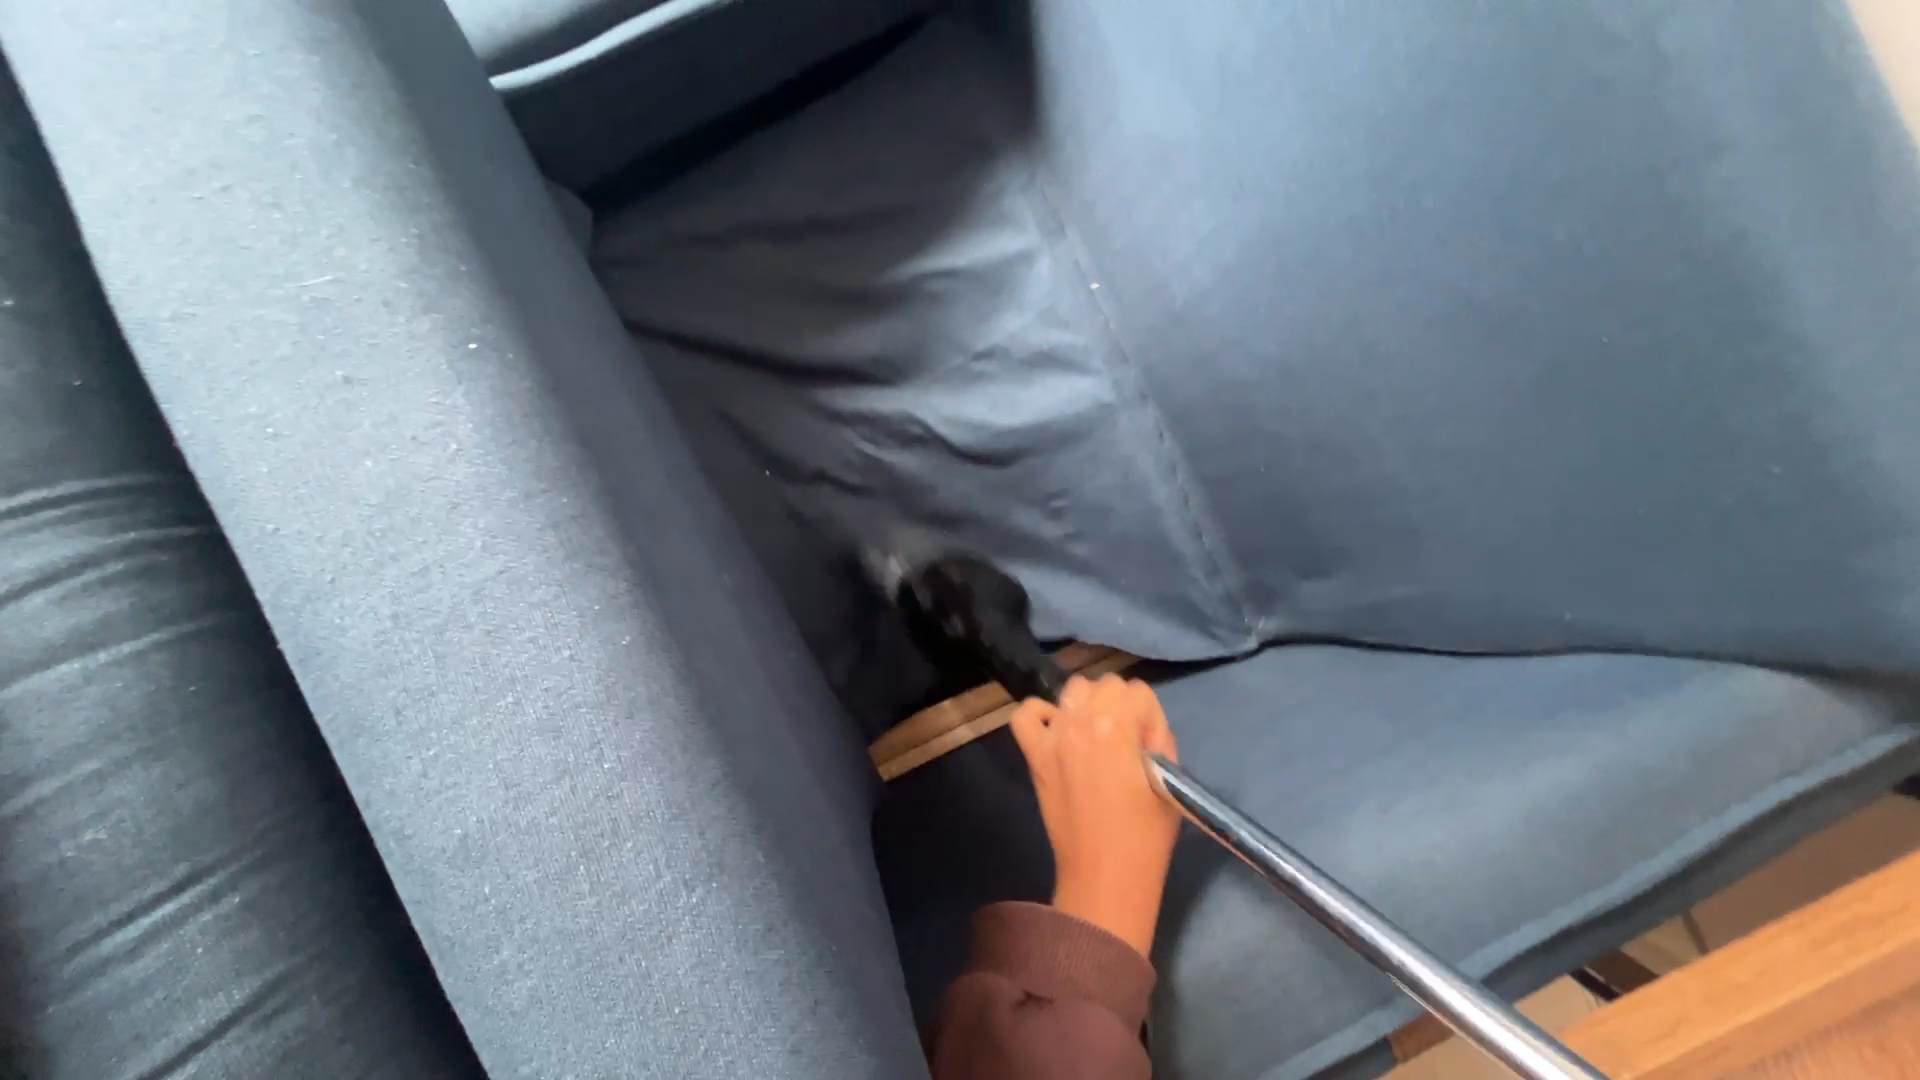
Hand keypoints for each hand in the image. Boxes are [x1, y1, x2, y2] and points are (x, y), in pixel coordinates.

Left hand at [1010, 674, 1181, 958]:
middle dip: (1121, 707)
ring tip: (1097, 737)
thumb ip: (1159, 740)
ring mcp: (1052, 737)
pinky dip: (1041, 715)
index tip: (1150, 749)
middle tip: (1127, 744)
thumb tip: (1143, 729)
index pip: (1138, 691)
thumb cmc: (1146, 835)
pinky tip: (1058, 732)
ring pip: (1071, 690)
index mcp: (1116, 726)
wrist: (1104, 875)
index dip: (1150, 718)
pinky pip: (1026, 715)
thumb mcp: (1169, 779)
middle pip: (1105, 685)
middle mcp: (1080, 722)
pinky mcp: (1034, 755)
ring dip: (1087, 706)